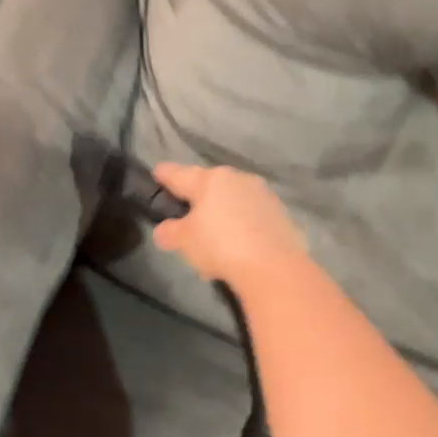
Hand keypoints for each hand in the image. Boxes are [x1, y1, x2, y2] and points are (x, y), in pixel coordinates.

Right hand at [151, 163, 307, 284]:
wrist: (272, 265)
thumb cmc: (220, 246)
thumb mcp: (184, 241)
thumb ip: (169, 232)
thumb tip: (164, 229)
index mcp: (210, 180)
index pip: (180, 174)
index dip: (166, 174)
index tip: (158, 171)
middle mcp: (237, 179)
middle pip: (210, 185)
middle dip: (197, 195)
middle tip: (186, 210)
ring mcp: (262, 194)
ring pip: (232, 199)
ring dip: (221, 211)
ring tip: (212, 234)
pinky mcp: (279, 213)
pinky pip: (250, 215)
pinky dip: (240, 224)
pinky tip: (236, 244)